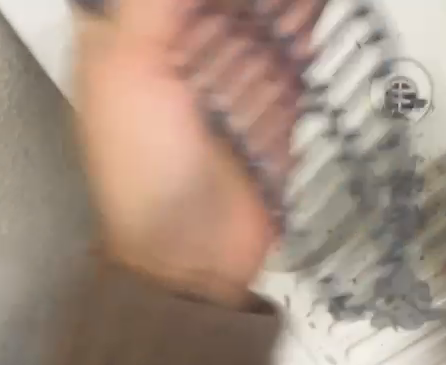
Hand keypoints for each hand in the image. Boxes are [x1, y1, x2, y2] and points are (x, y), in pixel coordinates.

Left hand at [73, 0, 299, 306]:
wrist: (192, 259)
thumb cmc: (143, 168)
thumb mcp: (129, 64)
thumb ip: (160, 1)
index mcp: (131, 32)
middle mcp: (182, 46)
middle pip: (220, 0)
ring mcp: (231, 75)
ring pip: (260, 11)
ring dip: (279, 0)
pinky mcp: (272, 106)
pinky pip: (293, 50)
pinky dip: (307, 21)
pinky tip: (316, 7)